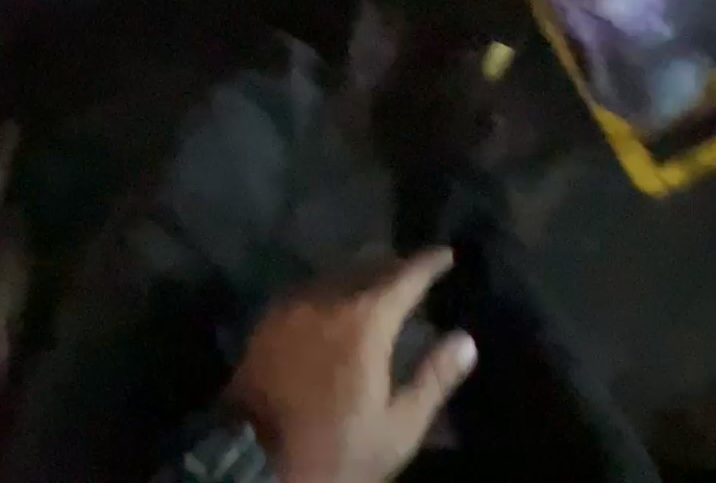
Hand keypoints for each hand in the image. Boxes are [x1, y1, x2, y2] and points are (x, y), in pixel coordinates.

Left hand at [227, 248, 478, 482]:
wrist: (249, 466)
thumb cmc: (332, 451)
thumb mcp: (395, 429)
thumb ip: (433, 380)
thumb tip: (466, 340)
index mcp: (368, 319)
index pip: (408, 274)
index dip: (431, 261)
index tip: (447, 254)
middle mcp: (332, 297)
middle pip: (372, 262)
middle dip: (397, 263)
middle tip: (414, 272)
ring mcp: (296, 303)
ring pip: (339, 270)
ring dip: (364, 270)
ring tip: (379, 283)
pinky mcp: (270, 317)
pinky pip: (311, 286)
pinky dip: (333, 286)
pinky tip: (337, 301)